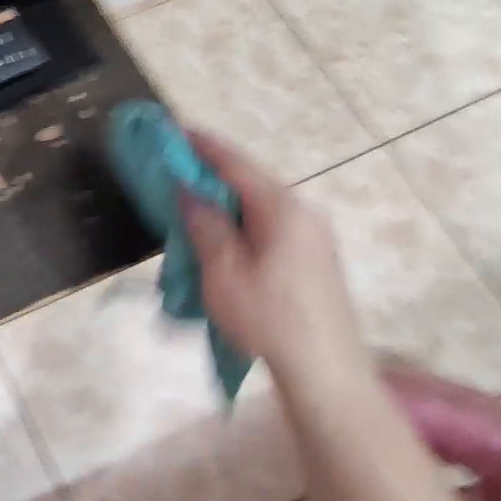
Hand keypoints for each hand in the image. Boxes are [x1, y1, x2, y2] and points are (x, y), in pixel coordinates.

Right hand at [182, 130, 371, 389]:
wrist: (327, 371)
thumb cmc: (268, 318)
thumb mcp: (222, 271)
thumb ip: (204, 223)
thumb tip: (187, 188)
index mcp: (281, 209)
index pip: (235, 164)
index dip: (202, 145)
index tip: (174, 128)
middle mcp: (303, 212)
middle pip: (250, 179)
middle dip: (211, 169)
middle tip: (173, 164)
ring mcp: (314, 233)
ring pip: (260, 201)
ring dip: (225, 195)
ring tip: (190, 196)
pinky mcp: (315, 254)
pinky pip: (270, 220)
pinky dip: (241, 214)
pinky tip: (222, 229)